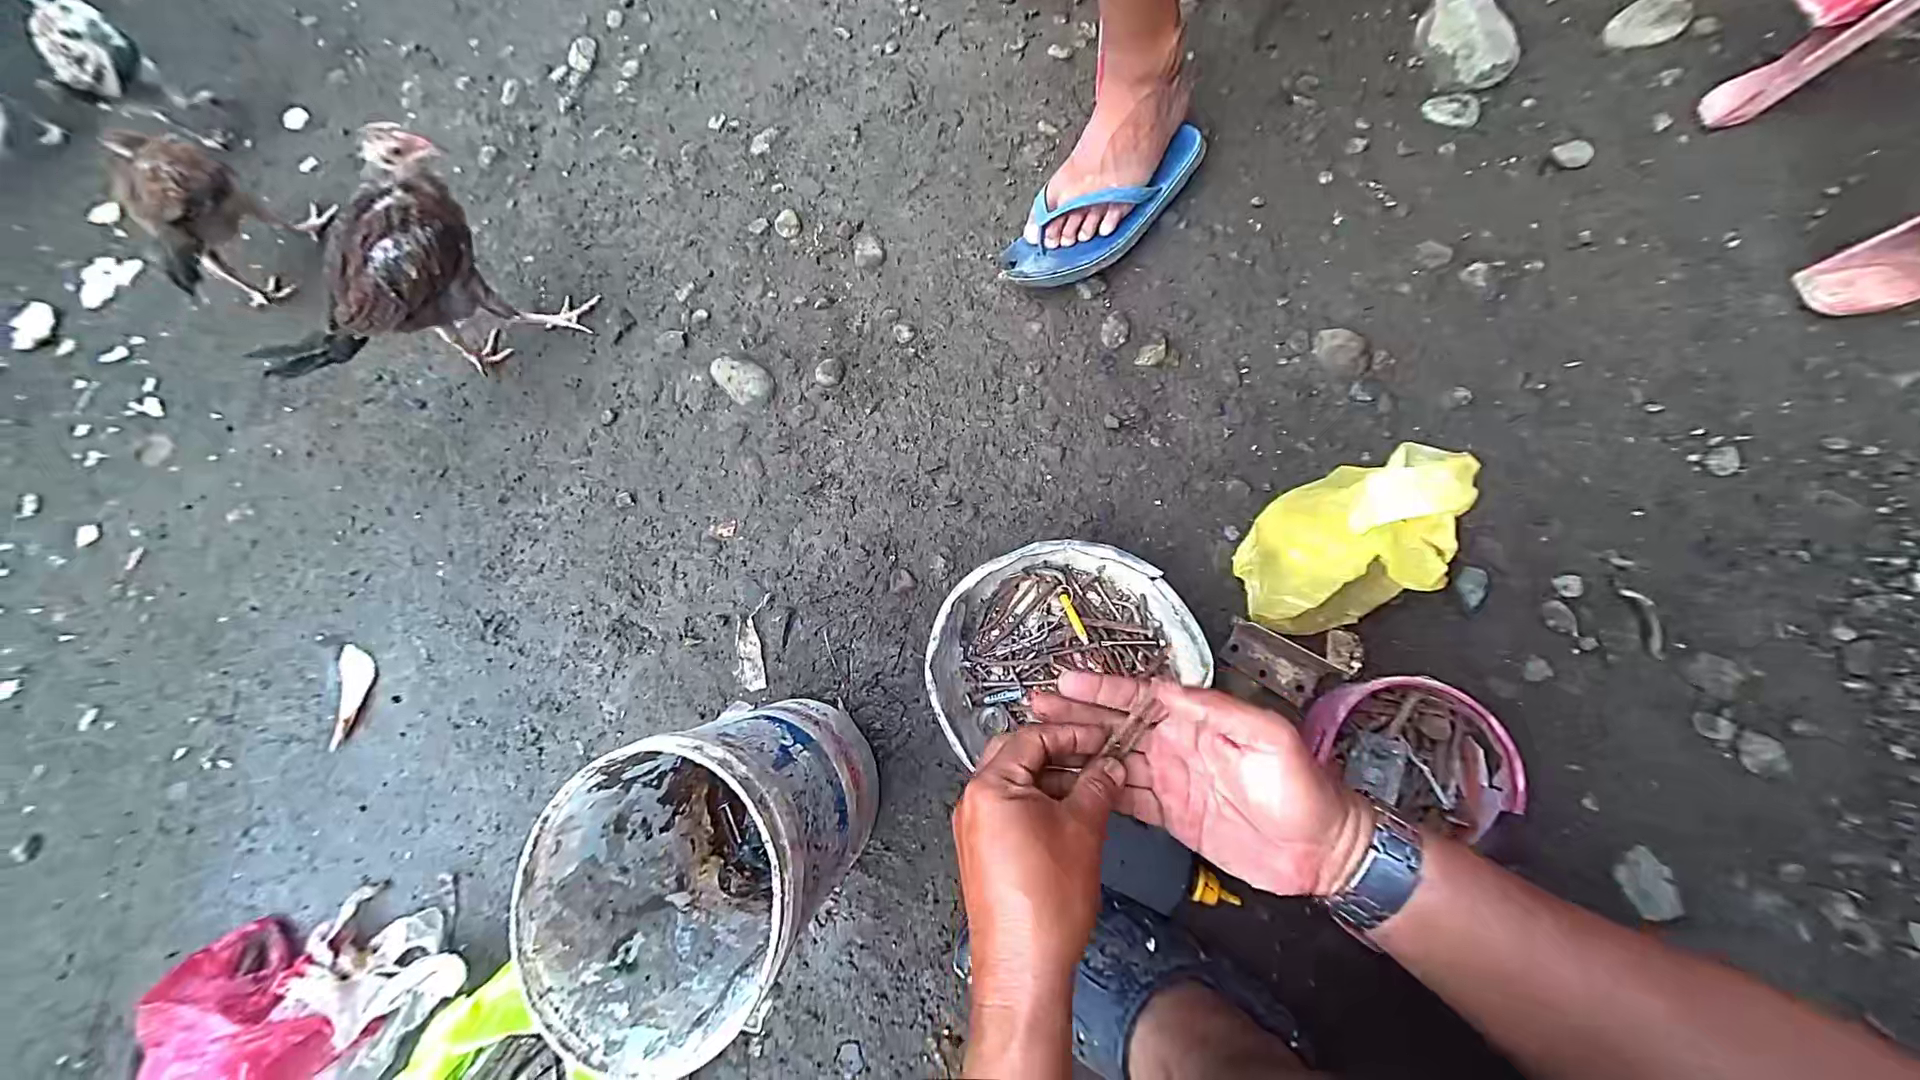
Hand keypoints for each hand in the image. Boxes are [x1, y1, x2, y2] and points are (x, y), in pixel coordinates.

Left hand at [953, 723, 1125, 1007]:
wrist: (1024, 967)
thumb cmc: (1041, 910)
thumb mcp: (1083, 830)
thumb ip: (1098, 786)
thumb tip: (1107, 767)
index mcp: (989, 788)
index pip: (1031, 737)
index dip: (1071, 734)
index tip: (1098, 738)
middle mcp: (974, 803)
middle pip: (1019, 755)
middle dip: (1060, 752)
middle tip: (1094, 756)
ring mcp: (976, 828)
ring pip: (1017, 784)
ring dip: (1054, 780)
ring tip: (1091, 787)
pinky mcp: (985, 850)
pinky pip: (1013, 810)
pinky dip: (1043, 804)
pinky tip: (1071, 815)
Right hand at [1032, 672, 1374, 897]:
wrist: (1322, 853)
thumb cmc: (1304, 789)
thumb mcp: (1267, 736)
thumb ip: (1217, 710)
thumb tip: (1167, 688)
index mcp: (1195, 720)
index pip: (1139, 696)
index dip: (1102, 687)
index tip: (1069, 680)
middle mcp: (1174, 743)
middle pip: (1114, 723)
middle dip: (1076, 711)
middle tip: (1040, 703)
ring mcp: (1168, 778)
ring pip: (1110, 757)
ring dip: (1077, 747)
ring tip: (1043, 738)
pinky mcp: (1168, 812)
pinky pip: (1122, 796)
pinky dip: (1094, 788)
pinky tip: (1070, 782)